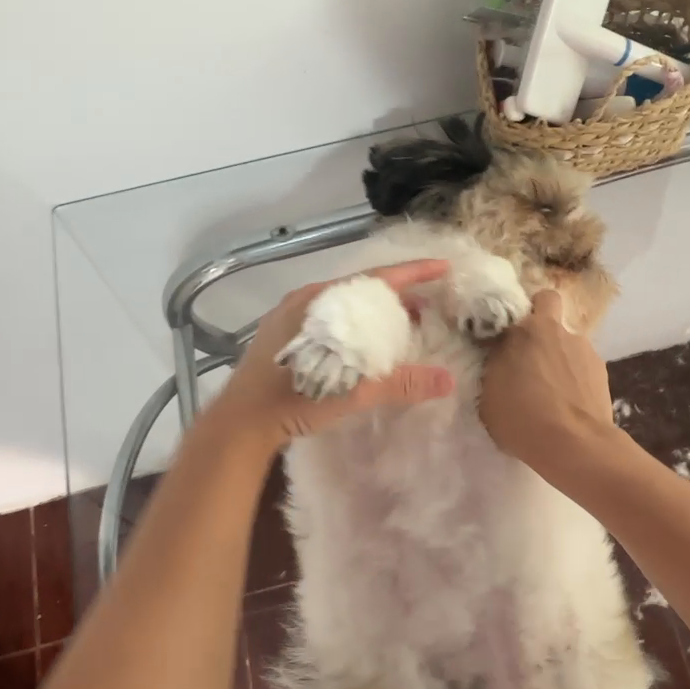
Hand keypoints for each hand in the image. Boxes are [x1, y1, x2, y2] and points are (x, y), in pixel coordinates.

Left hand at [201, 260, 456, 450]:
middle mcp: (307, 300)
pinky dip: (353, 325)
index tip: (443, 268)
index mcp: (324, 301)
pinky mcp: (282, 336)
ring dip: (373, 313)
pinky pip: (328, 318)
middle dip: (396, 296)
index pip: (379, 278)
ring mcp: (291, 317)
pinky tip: (362, 346)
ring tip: (400, 328)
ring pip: (344, 304)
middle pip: (362, 289)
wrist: (242, 421)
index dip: (414, 272)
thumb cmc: (295, 399)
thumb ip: (401, 383)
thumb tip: (447, 381)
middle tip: (426, 308)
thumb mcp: (353, 392)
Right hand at [478, 290, 615, 466]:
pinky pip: (582, 364)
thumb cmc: (522, 419)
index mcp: (523, 330)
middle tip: (531, 350)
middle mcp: (556, 329)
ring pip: (567, 340)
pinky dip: (576, 376)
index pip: (513, 307)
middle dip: (541, 317)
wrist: (573, 443)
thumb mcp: (489, 396)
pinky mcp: (602, 369)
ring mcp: (583, 347)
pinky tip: (571, 402)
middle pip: (548, 304)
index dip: (509, 321)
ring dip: (559, 355)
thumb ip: (496, 368)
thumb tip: (503, 361)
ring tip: (554, 389)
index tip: (504, 340)